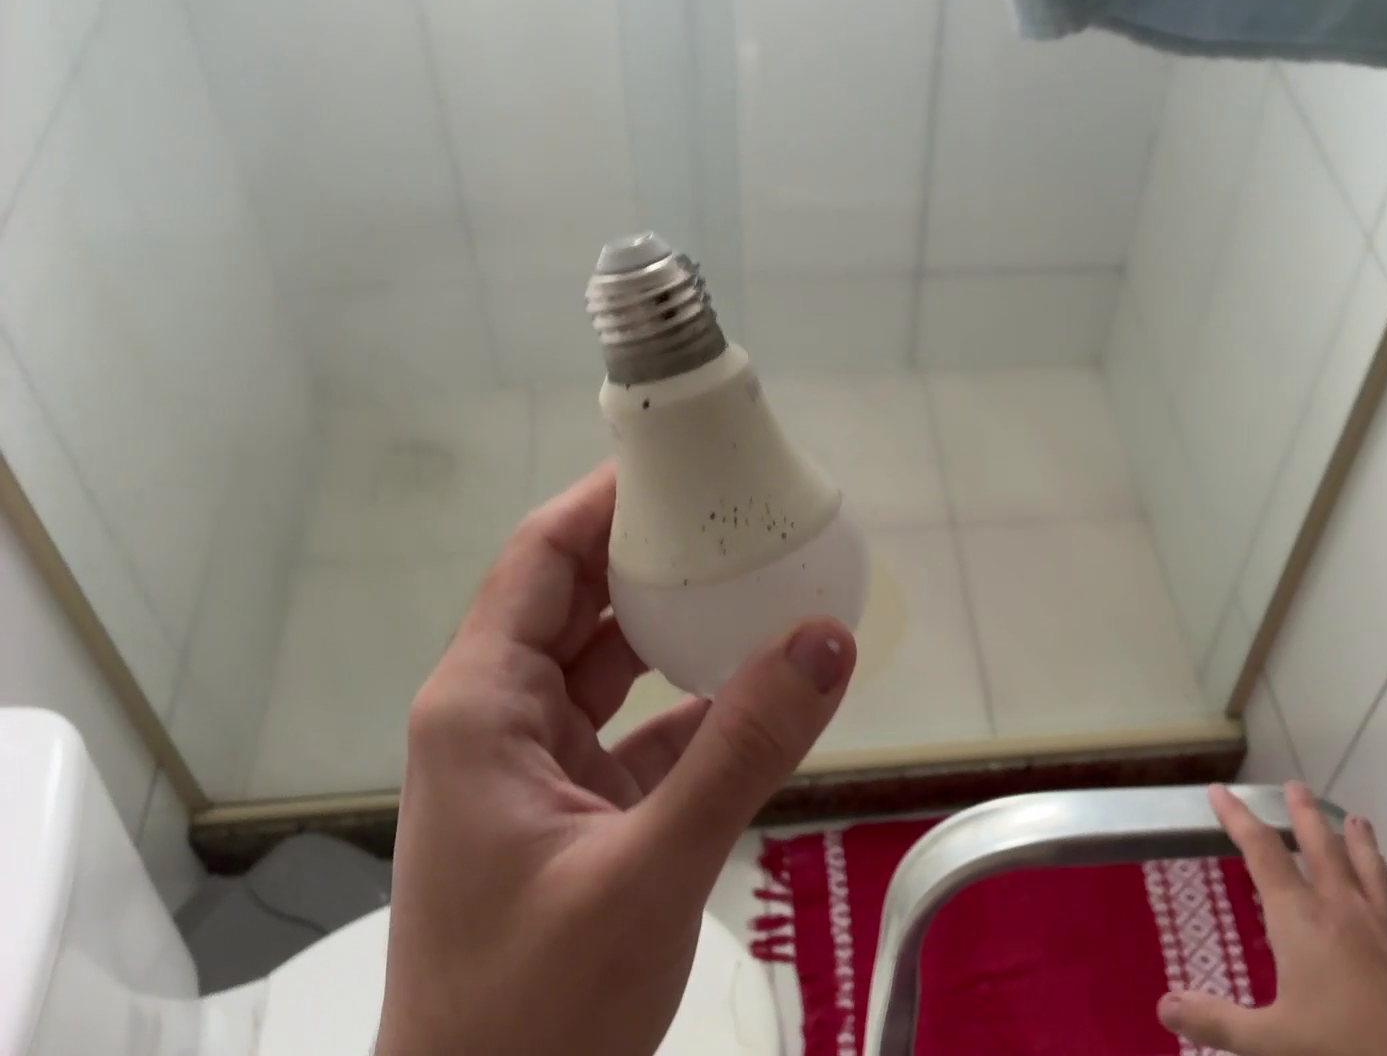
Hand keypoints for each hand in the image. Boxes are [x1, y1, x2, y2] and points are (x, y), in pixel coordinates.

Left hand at [374, 464, 855, 1055]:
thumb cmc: (535, 1005)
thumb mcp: (650, 868)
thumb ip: (744, 750)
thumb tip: (829, 638)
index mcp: (485, 706)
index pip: (543, 559)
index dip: (607, 497)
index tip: (685, 456)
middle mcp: (505, 716)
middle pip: (583, 597)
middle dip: (658, 548)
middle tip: (745, 509)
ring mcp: (543, 761)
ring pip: (619, 659)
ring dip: (685, 621)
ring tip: (764, 575)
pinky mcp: (584, 800)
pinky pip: (650, 722)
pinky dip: (704, 697)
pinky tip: (766, 683)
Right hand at [1158, 783, 1386, 1055]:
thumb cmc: (1343, 1048)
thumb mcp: (1269, 1042)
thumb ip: (1216, 1021)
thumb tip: (1165, 1005)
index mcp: (1300, 919)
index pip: (1262, 852)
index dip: (1238, 819)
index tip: (1220, 791)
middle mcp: (1343, 912)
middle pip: (1321, 848)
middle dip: (1304, 815)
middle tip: (1296, 785)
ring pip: (1372, 875)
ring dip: (1362, 845)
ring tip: (1358, 821)